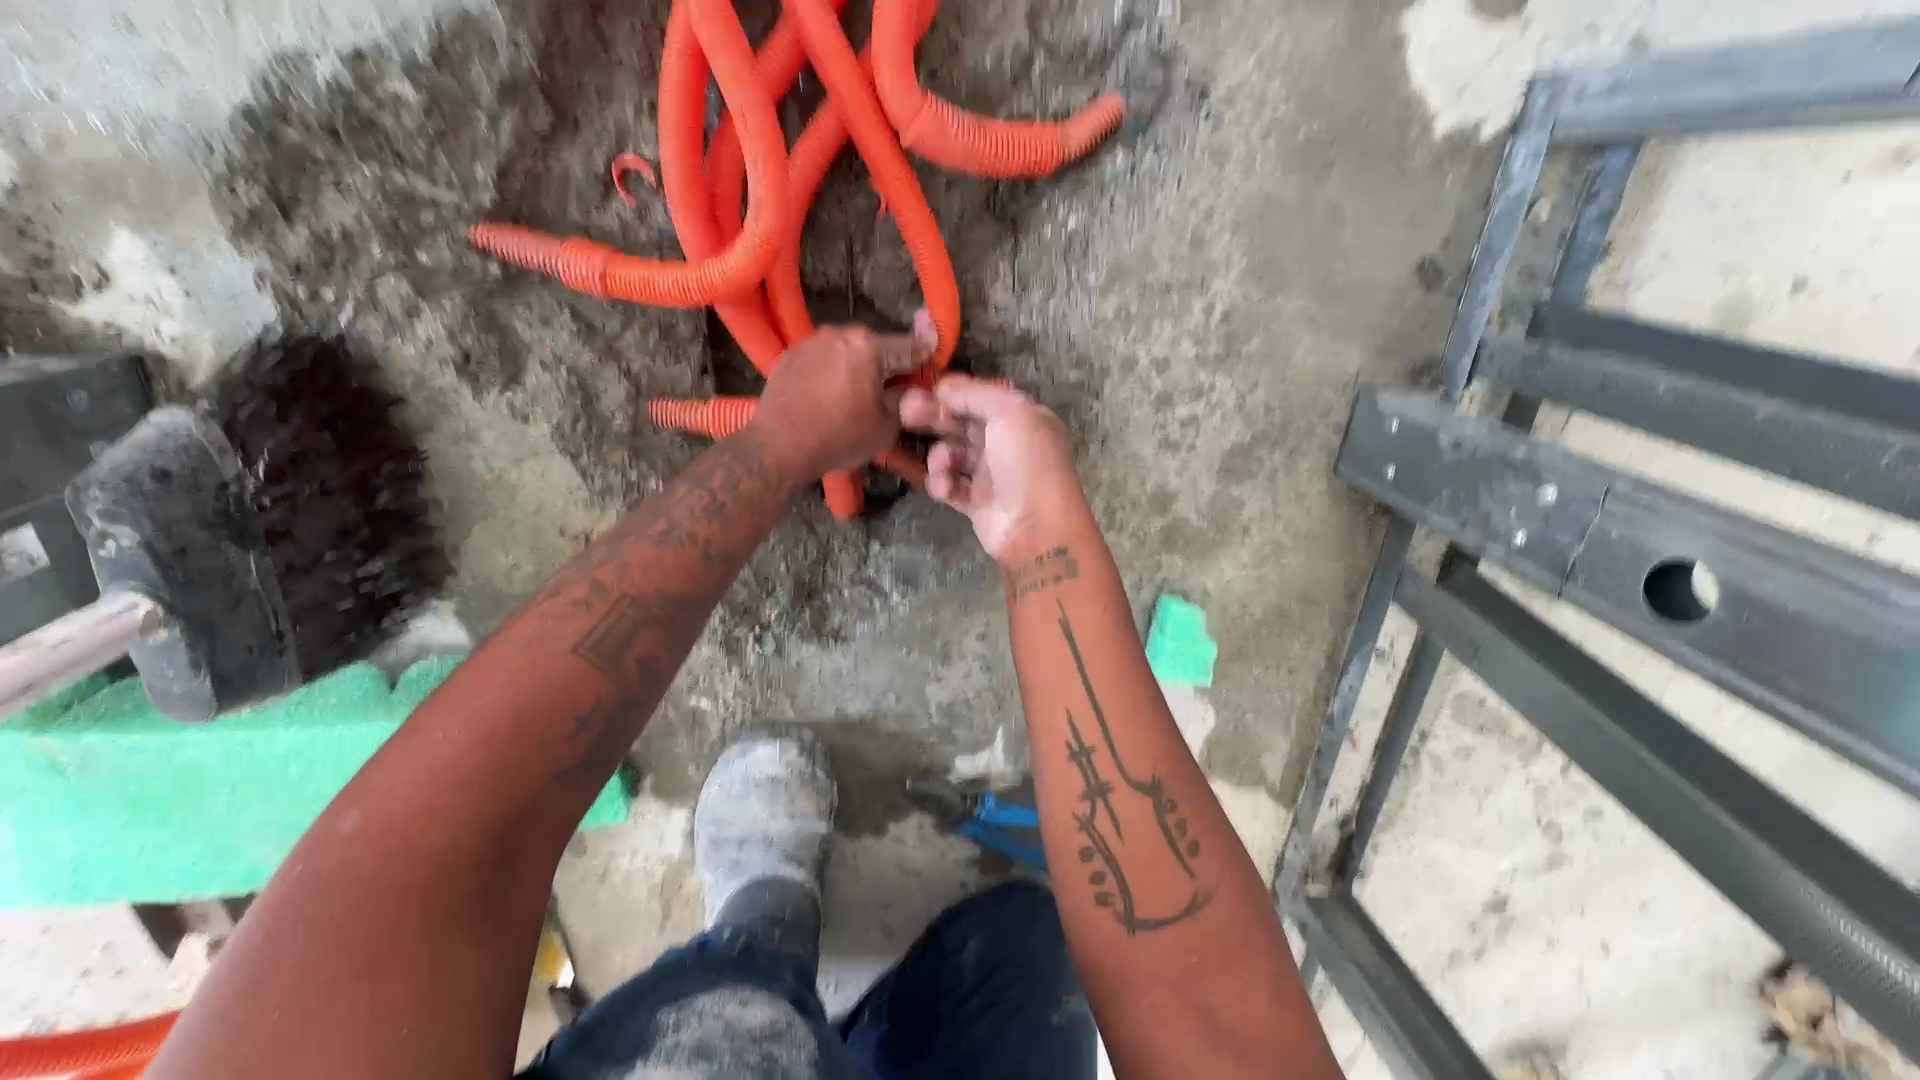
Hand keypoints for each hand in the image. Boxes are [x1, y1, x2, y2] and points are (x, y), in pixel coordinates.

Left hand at [753, 315, 934, 476]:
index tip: (934, 361)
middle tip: (892, 390)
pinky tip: (830, 395)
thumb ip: (904, 401)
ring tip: (857, 395)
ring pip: (848, 350)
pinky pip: (823, 359)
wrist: (778, 446)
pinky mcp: (791, 355)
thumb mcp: (885, 427)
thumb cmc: (838, 438)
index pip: (911, 347)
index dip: (927, 358)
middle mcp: (841, 334)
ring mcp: (812, 341)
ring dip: (858, 366)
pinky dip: (832, 371)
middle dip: (888, 364)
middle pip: (877, 346)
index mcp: (869, 347)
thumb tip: (909, 388)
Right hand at [898, 375, 1086, 562]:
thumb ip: (975, 394)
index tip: (926, 390)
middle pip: (962, 423)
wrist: (1036, 525)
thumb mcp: (1009, 413)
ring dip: (940, 457)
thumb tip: (944, 387)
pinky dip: (943, 484)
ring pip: (953, 454)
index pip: (982, 397)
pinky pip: (950, 485)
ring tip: (941, 465)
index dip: (954, 393)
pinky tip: (945, 489)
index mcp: (1021, 418)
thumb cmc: (1027, 461)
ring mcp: (992, 474)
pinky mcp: (977, 502)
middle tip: (905, 413)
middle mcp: (1007, 443)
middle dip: (934, 417)